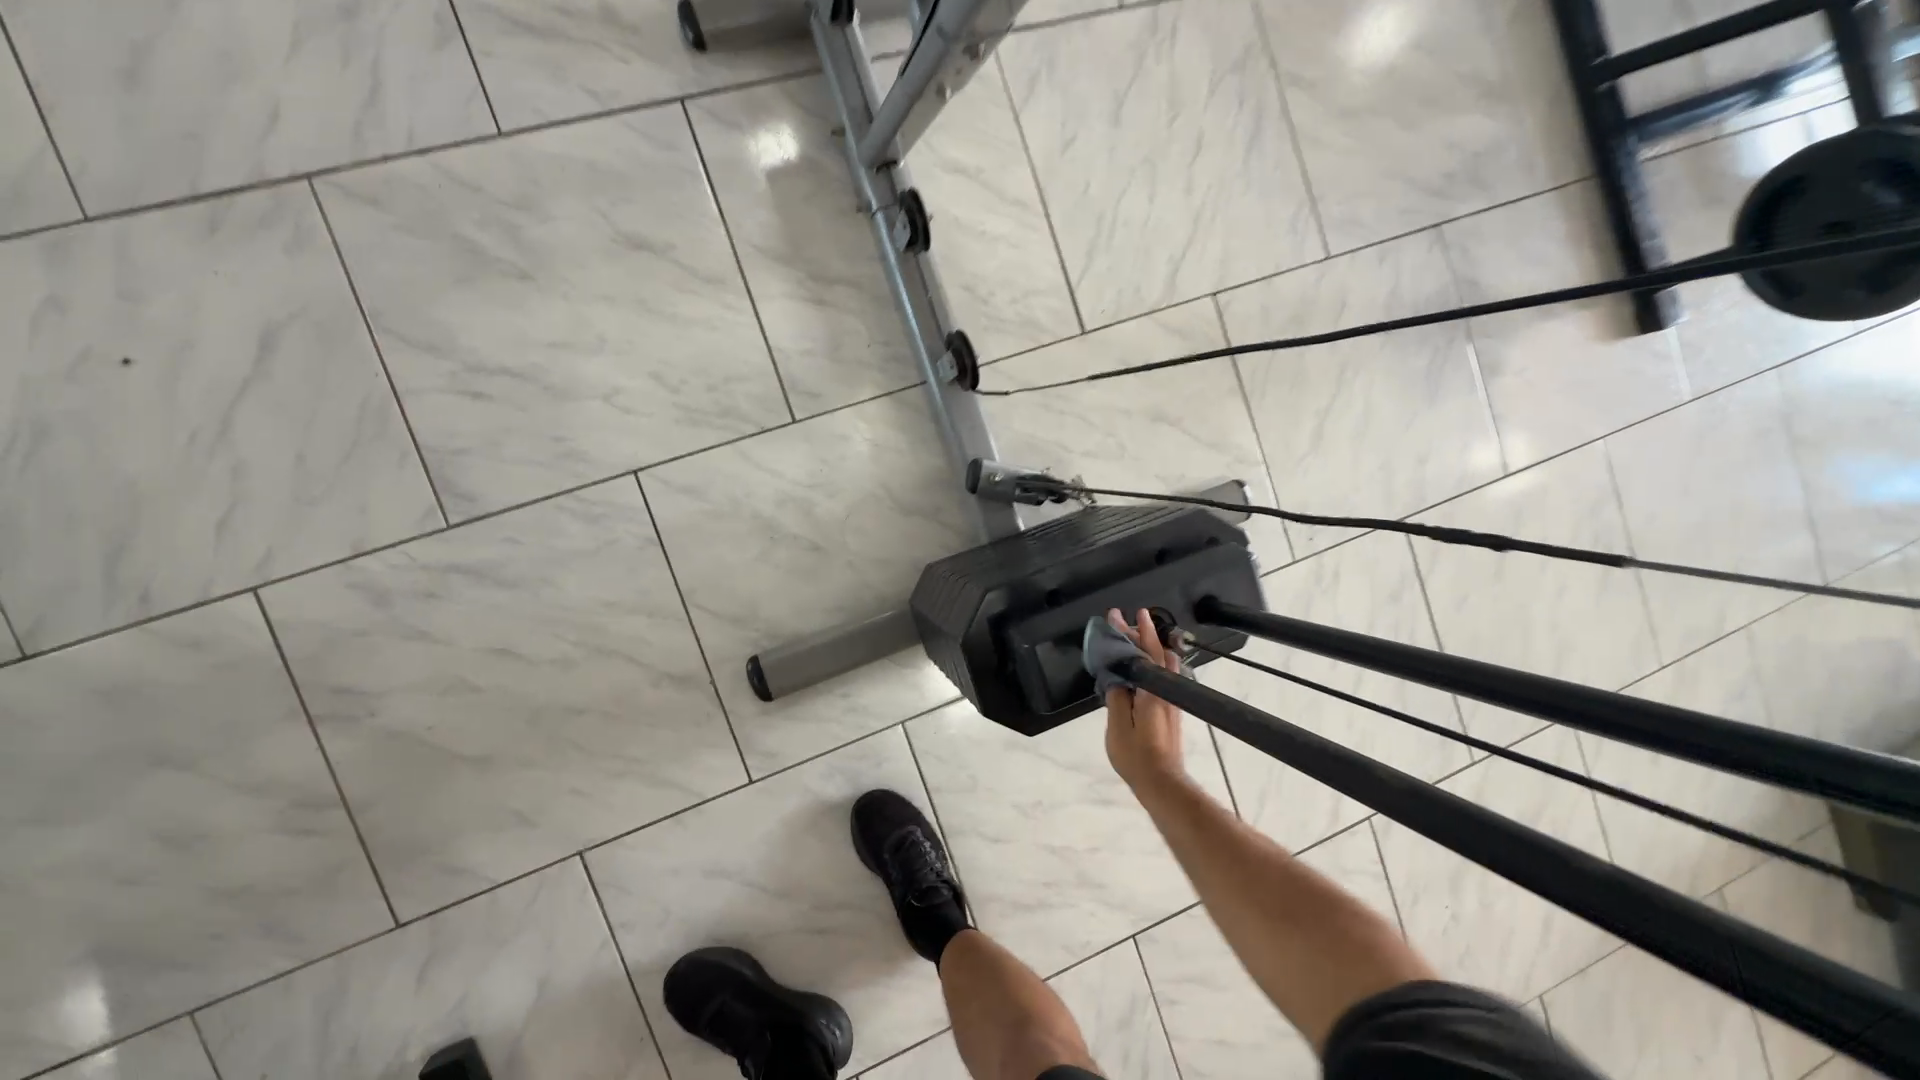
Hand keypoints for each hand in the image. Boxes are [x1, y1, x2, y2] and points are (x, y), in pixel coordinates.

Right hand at [1104, 608, 1185, 790]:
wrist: (1162, 783)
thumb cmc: (1137, 756)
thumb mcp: (1118, 727)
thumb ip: (1117, 699)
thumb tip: (1117, 679)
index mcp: (1153, 692)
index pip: (1145, 653)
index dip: (1134, 632)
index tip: (1121, 615)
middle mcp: (1166, 692)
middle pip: (1157, 654)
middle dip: (1142, 634)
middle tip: (1126, 619)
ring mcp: (1171, 702)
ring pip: (1163, 665)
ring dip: (1150, 648)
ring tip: (1135, 637)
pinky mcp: (1171, 711)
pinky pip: (1163, 677)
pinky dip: (1152, 663)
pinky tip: (1141, 668)